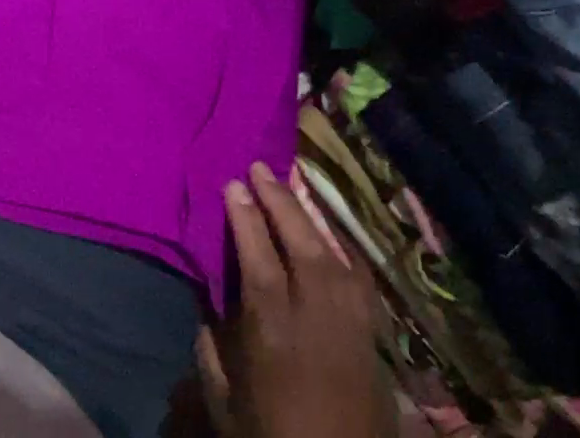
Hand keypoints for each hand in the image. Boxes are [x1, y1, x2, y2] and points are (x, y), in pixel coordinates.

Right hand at [219, 162, 393, 437]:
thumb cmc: (271, 434)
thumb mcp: (223, 397)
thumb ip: (211, 344)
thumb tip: (206, 298)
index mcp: (274, 334)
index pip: (260, 262)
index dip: (246, 220)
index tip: (232, 185)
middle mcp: (317, 321)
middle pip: (303, 249)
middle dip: (281, 204)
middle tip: (259, 169)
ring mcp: (351, 328)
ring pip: (335, 258)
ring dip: (311, 218)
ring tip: (289, 187)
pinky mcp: (373, 339)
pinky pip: (360, 281)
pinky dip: (343, 250)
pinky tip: (330, 236)